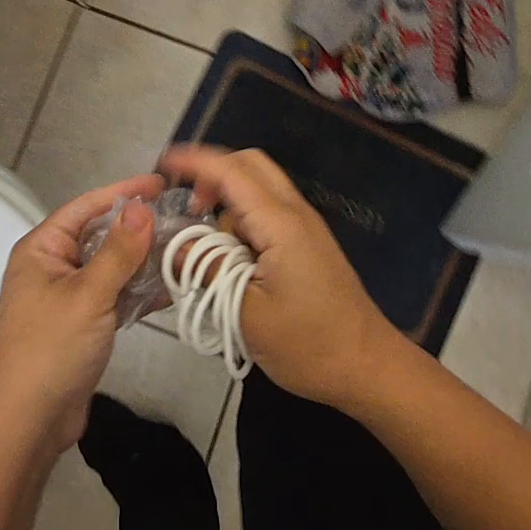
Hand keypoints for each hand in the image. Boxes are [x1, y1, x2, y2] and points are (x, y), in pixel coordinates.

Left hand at [0, 174, 162, 455]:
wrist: (28, 423)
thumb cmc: (51, 349)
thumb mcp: (89, 295)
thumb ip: (118, 251)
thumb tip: (141, 208)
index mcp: (41, 250)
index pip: (85, 207)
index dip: (122, 192)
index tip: (159, 184)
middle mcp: (50, 267)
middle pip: (98, 236)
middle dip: (137, 230)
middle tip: (179, 220)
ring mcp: (65, 298)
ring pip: (109, 268)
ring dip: (141, 263)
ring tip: (182, 252)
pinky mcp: (79, 325)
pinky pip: (112, 297)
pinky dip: (136, 293)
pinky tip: (169, 290)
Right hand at [157, 146, 406, 410]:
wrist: (368, 368)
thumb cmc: (308, 345)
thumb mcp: (247, 314)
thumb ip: (209, 272)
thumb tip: (175, 248)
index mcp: (280, 223)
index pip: (231, 172)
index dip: (194, 161)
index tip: (162, 164)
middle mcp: (294, 213)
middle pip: (249, 164)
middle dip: (211, 172)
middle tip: (185, 202)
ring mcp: (304, 227)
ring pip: (258, 187)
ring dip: (226, 199)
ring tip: (204, 240)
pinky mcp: (307, 244)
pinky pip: (267, 211)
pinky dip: (241, 218)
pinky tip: (228, 254)